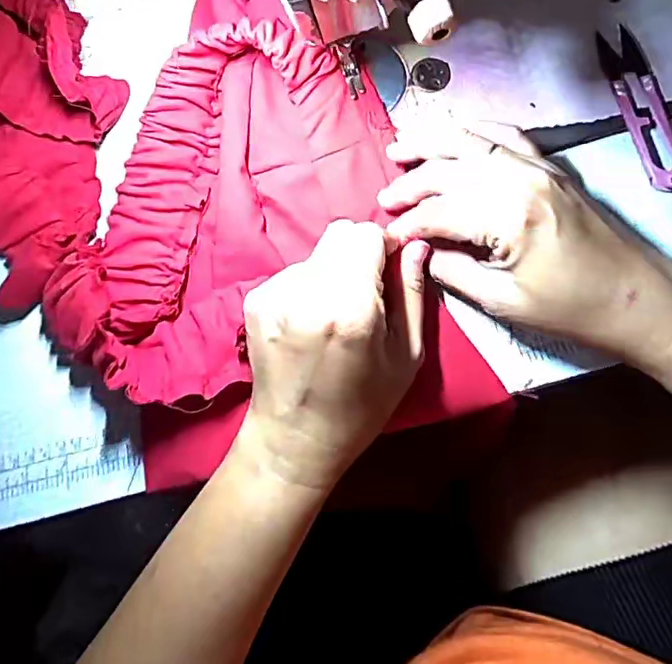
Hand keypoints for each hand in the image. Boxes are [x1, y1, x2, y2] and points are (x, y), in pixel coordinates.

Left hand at [232, 220, 428, 492]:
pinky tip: (310, 322)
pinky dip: (308, 286)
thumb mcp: (405, 356)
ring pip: (317, 254)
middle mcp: (306, 291)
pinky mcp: (256, 299)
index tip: (389, 270)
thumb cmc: (360, 405)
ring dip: (333, 271)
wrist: (293, 438)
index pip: (364, 233)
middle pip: (339, 234)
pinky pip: (293, 272)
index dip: (383, 246)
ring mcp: (274, 293)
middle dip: (359, 254)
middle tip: (366, 293)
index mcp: (349, 307)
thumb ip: (412, 293)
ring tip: (335, 315)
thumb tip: (416, 245)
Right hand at [377, 125, 671, 367]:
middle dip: (410, 183)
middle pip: (447, 169)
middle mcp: (519, 180)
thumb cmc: (572, 308)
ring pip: (470, 141)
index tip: (388, 234)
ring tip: (400, 145)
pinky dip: (476, 129)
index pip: (438, 210)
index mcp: (508, 217)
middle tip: (385, 197)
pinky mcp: (549, 166)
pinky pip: (506, 135)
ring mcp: (536, 167)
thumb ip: (452, 270)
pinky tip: (454, 129)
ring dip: (431, 141)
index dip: (408, 222)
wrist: (640, 299)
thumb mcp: (503, 301)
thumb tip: (418, 249)